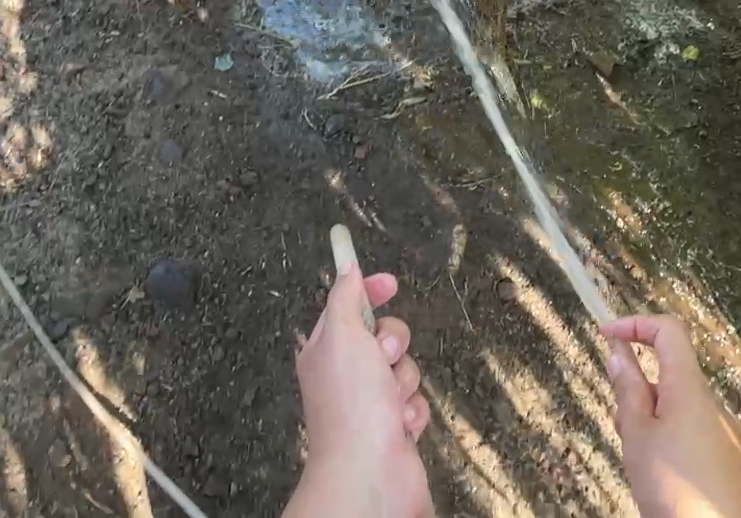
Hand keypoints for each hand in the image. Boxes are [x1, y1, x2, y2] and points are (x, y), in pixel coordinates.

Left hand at [283, 263, 431, 517]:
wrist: (369, 475)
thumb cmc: (351, 401)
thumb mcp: (341, 333)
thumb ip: (344, 295)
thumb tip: (347, 266)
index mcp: (325, 350)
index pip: (346, 306)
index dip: (368, 290)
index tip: (390, 283)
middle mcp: (346, 374)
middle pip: (383, 334)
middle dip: (393, 342)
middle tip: (384, 356)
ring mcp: (371, 401)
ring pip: (404, 366)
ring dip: (404, 379)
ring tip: (392, 400)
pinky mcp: (394, 425)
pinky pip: (415, 400)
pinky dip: (412, 410)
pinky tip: (401, 425)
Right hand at [602, 315, 740, 517]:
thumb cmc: (675, 488)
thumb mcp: (638, 436)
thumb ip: (628, 390)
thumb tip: (619, 351)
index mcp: (691, 389)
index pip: (669, 330)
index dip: (635, 323)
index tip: (605, 337)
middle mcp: (712, 406)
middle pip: (669, 375)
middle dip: (638, 392)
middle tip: (624, 432)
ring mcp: (725, 436)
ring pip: (677, 409)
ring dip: (650, 422)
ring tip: (641, 466)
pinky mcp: (730, 465)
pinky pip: (691, 436)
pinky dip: (668, 443)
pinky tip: (661, 483)